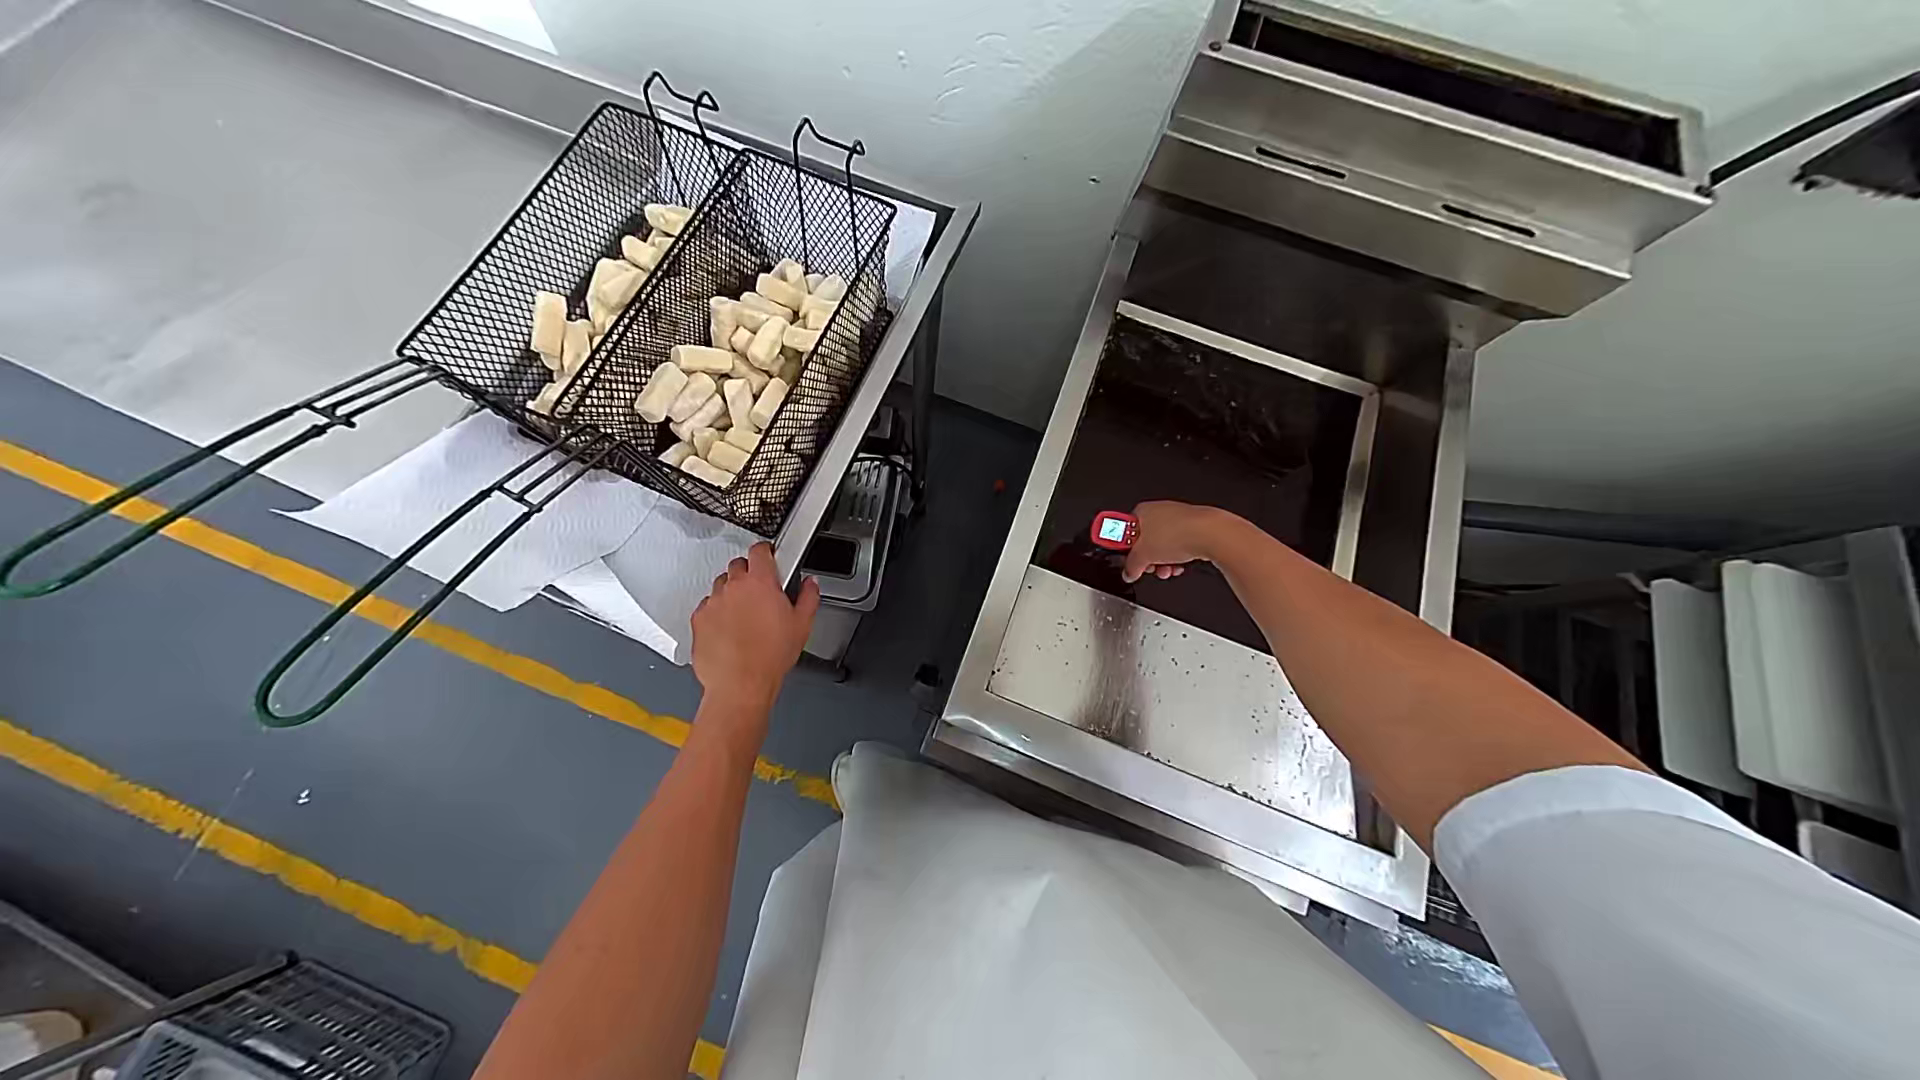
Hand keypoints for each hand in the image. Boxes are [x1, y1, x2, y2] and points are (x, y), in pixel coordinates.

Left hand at [691, 542, 820, 709]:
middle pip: (738, 564)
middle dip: (749, 573)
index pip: (760, 551)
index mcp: (761, 583)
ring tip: (744, 613)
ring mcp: (713, 602)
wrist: (741, 684)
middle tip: (760, 590)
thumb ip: (808, 597)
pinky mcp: (699, 619)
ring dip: (732, 592)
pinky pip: (707, 606)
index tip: (770, 556)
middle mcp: (734, 587)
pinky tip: (729, 628)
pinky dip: (717, 612)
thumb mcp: (802, 624)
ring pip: (721, 585)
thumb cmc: (770, 657)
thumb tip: (811, 585)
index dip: (766, 551)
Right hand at [1122, 501, 1232, 582]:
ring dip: (1162, 561)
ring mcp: (1177, 518)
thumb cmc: (1177, 534)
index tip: (1126, 562)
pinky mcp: (1192, 527)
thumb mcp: (1143, 557)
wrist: (1210, 534)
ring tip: (1166, 570)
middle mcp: (1158, 511)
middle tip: (1147, 568)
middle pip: (1145, 540)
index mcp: (1140, 511)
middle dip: (1146, 559)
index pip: (1124, 531)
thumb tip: (1129, 572)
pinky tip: (1179, 565)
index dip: (1124, 549)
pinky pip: (1179, 545)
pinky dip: (1177, 557)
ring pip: (1163, 545)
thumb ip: (1131, 566)